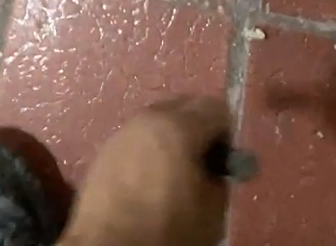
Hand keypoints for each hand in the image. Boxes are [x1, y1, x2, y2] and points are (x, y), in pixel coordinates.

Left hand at [59, 96, 233, 245]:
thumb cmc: (166, 230)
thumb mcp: (211, 212)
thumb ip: (221, 179)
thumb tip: (218, 169)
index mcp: (178, 126)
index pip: (216, 107)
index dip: (228, 133)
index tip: (227, 161)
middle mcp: (150, 117)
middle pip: (186, 106)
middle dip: (201, 128)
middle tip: (205, 164)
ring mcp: (125, 130)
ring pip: (160, 119)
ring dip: (174, 136)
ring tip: (176, 173)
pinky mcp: (107, 147)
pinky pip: (139, 136)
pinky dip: (151, 148)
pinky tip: (151, 179)